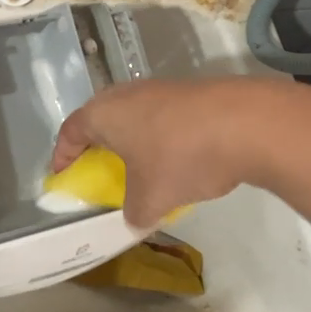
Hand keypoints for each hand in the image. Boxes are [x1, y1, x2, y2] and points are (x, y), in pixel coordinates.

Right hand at [51, 78, 279, 227]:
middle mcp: (125, 95)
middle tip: (98, 162)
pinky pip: (164, 115)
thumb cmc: (181, 157)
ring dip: (133, 136)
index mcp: (103, 115)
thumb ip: (135, 212)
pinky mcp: (192, 92)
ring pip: (135, 113)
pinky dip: (162, 134)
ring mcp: (160, 89)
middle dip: (97, 140)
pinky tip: (179, 156)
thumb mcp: (152, 197)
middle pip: (101, 116)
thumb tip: (134, 222)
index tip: (62, 172)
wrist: (248, 124)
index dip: (63, 153)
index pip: (71, 131)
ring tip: (140, 162)